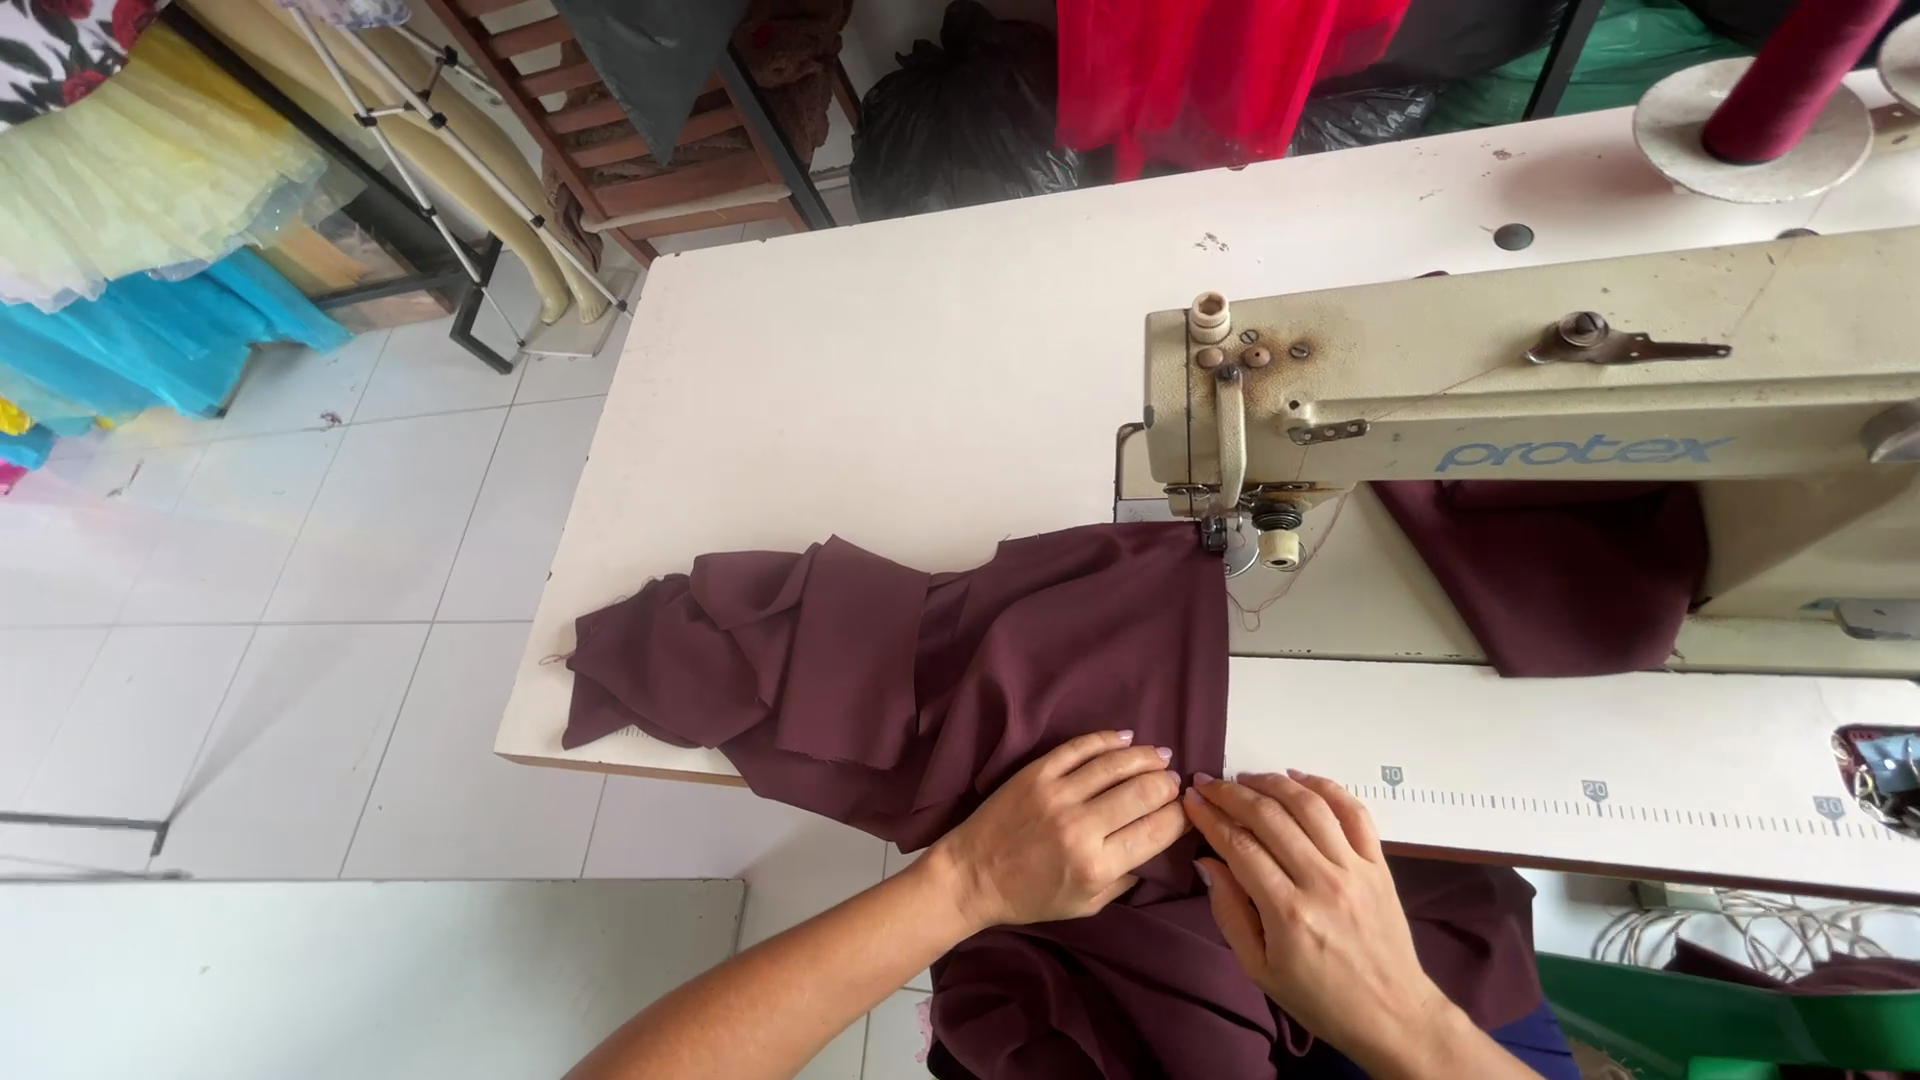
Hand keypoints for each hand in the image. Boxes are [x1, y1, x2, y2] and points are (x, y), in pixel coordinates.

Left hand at [927, 730, 1188, 929]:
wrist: (974, 874)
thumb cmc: (1031, 896)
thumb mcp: (1086, 904)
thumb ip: (1124, 878)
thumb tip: (1157, 846)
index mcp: (1097, 865)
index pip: (1156, 831)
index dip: (1179, 816)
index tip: (1186, 809)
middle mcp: (1081, 826)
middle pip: (1143, 792)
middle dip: (1168, 784)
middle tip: (1175, 780)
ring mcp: (1057, 794)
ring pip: (1115, 764)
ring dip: (1145, 756)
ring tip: (1161, 755)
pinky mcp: (1037, 773)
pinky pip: (1079, 748)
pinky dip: (1107, 739)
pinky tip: (1126, 738)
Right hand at [1183, 771, 1455, 1063]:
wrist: (1395, 1018)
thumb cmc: (1319, 998)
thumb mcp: (1258, 968)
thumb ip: (1229, 912)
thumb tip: (1208, 861)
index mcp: (1288, 912)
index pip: (1239, 845)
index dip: (1210, 816)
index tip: (1190, 799)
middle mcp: (1322, 882)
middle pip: (1269, 817)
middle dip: (1230, 792)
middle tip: (1207, 782)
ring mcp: (1355, 869)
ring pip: (1308, 805)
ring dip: (1271, 782)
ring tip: (1245, 778)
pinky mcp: (1379, 865)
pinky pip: (1354, 812)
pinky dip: (1325, 786)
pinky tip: (1298, 778)